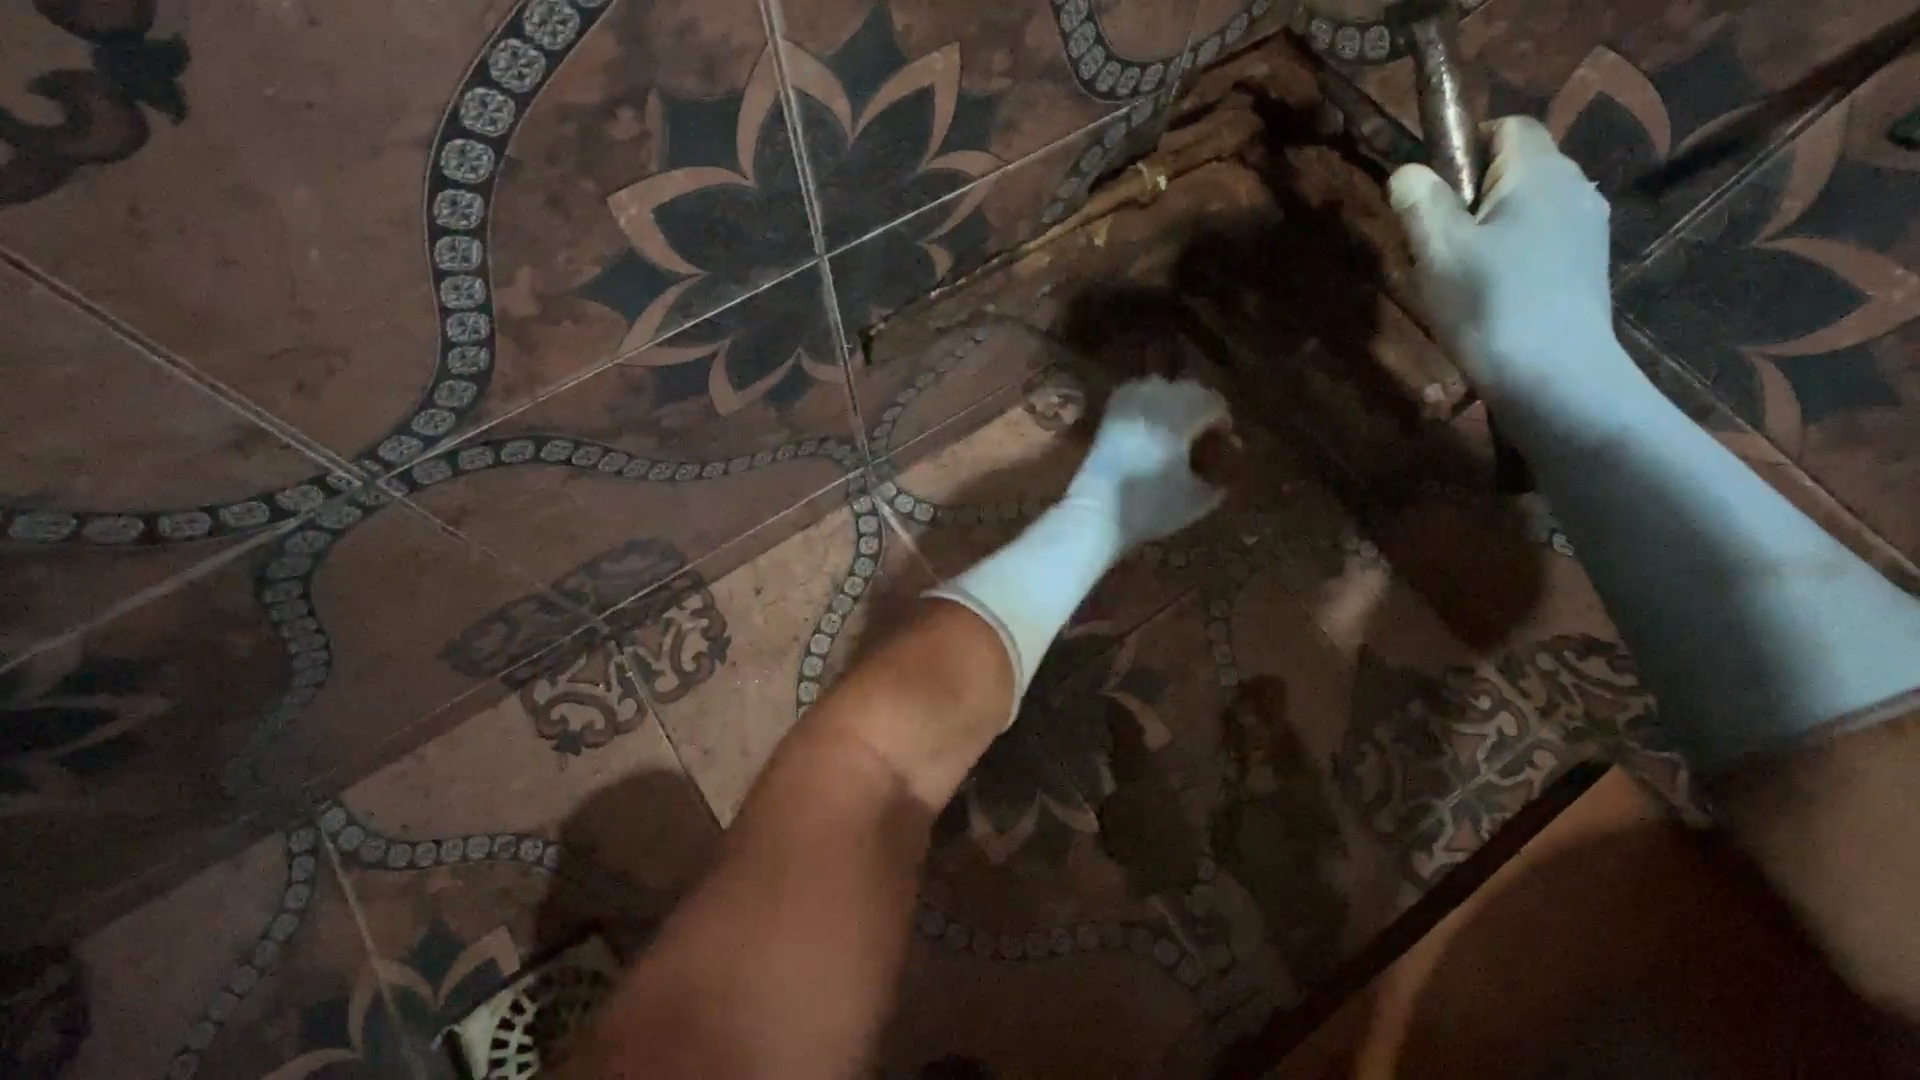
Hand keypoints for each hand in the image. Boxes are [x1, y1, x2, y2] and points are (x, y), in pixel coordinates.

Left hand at [1067, 376, 1228, 545]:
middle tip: (1202, 432)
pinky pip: (1132, 393)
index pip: (1213, 403)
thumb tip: (1224, 475)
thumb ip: (1216, 482)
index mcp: (1181, 419)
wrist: (1098, 513)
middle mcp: (1155, 403)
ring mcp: (1128, 406)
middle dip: (1200, 406)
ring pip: (1159, 385)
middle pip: (1188, 389)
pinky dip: (1145, 400)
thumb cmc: (1151, 508)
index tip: (1223, 440)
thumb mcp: (1196, 500)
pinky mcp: (1108, 415)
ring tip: (1175, 424)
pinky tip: (1147, 421)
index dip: (1222, 420)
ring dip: (1173, 399)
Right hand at [1389, 117, 1632, 405]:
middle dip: (1471, 195)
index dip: (1464, 146)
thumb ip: (1420, 202)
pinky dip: (1510, 257)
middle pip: (1516, 170)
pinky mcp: (1585, 270)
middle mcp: (1574, 188)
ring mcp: (1586, 231)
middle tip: (1431, 243)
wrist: (1553, 377)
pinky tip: (1487, 297)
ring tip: (1456, 276)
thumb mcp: (1437, 251)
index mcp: (1540, 171)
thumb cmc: (1490, 304)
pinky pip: (1539, 243)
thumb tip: (1408, 172)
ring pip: (1525, 211)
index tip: (1429, 191)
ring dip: (1488, 231)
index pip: (1507, 127)